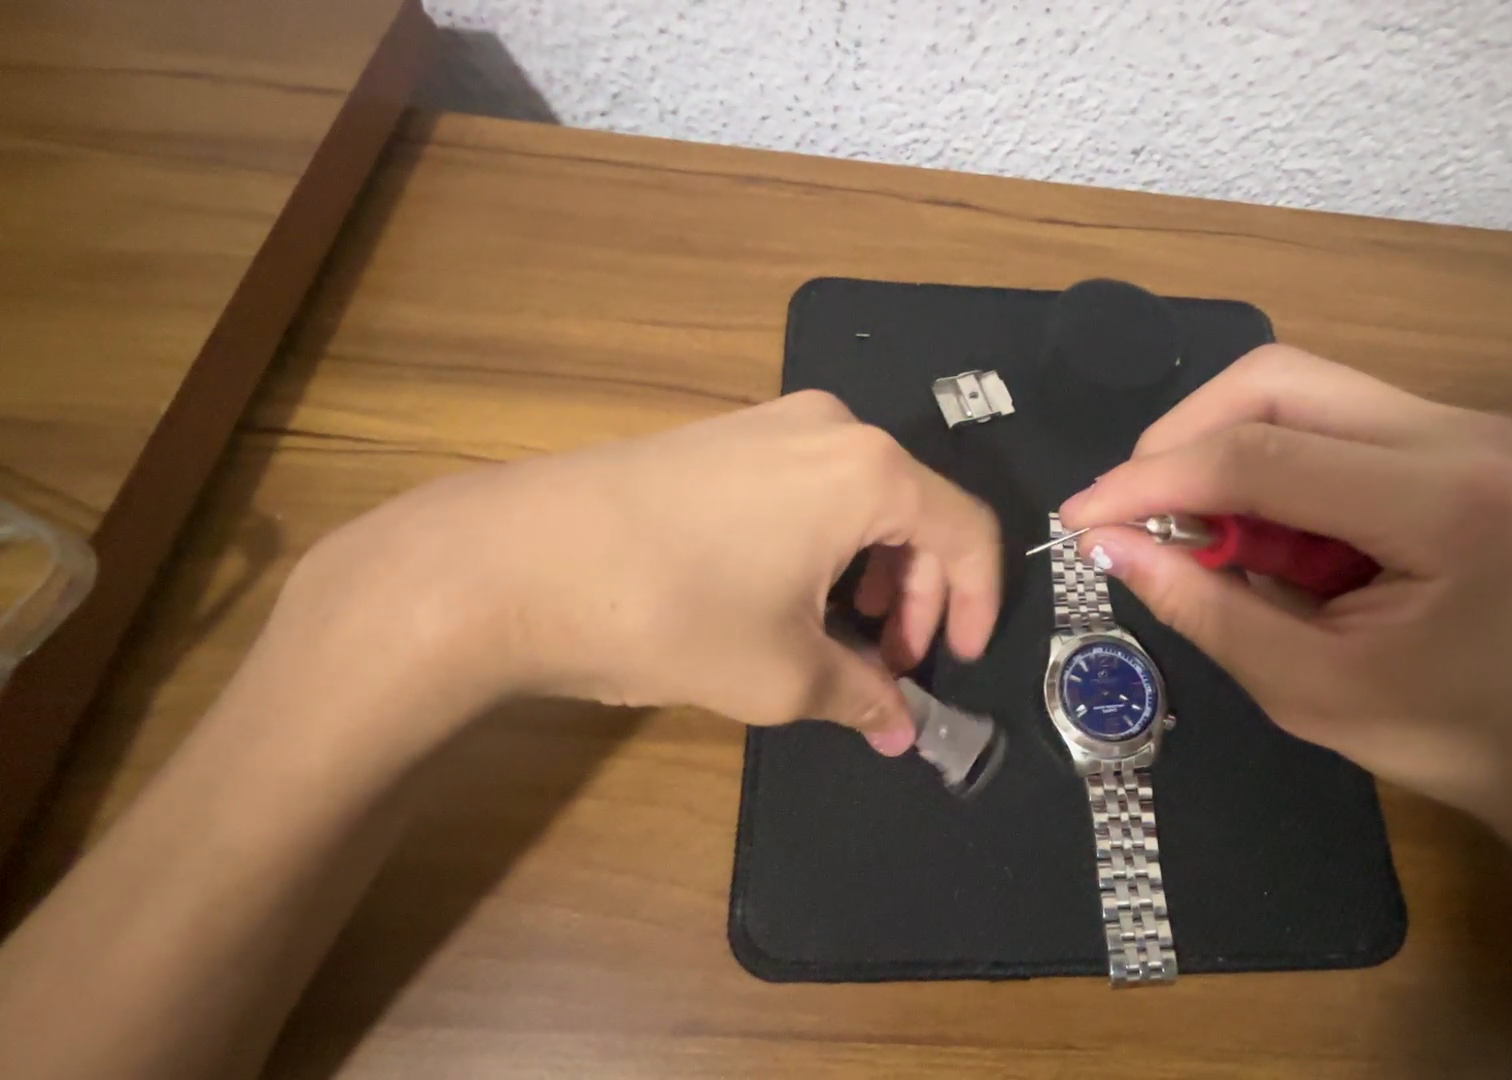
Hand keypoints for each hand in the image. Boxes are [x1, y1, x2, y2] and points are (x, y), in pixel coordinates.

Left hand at [283, 390, 1000, 760]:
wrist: (509, 561)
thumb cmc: (672, 613)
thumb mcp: (784, 676)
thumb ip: (863, 699)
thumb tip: (902, 731)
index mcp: (870, 471)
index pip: (968, 534)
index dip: (978, 605)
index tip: (958, 664)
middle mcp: (835, 427)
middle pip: (918, 515)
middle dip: (916, 599)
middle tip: (886, 664)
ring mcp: (776, 420)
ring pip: (867, 501)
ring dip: (872, 574)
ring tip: (837, 634)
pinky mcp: (731, 433)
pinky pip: (816, 487)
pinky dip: (828, 545)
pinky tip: (788, 592)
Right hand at [1061, 345, 1511, 822]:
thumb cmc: (1434, 730)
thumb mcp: (1299, 686)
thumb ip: (1199, 606)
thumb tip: (1105, 541)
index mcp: (1444, 506)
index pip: (1258, 457)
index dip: (1150, 482)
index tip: (1081, 519)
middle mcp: (1460, 433)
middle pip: (1272, 382)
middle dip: (1177, 441)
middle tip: (1130, 509)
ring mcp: (1458, 422)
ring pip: (1289, 386)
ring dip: (1211, 443)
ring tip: (1182, 518)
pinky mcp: (1442, 431)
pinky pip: (1316, 412)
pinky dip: (1253, 454)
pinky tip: (1241, 514)